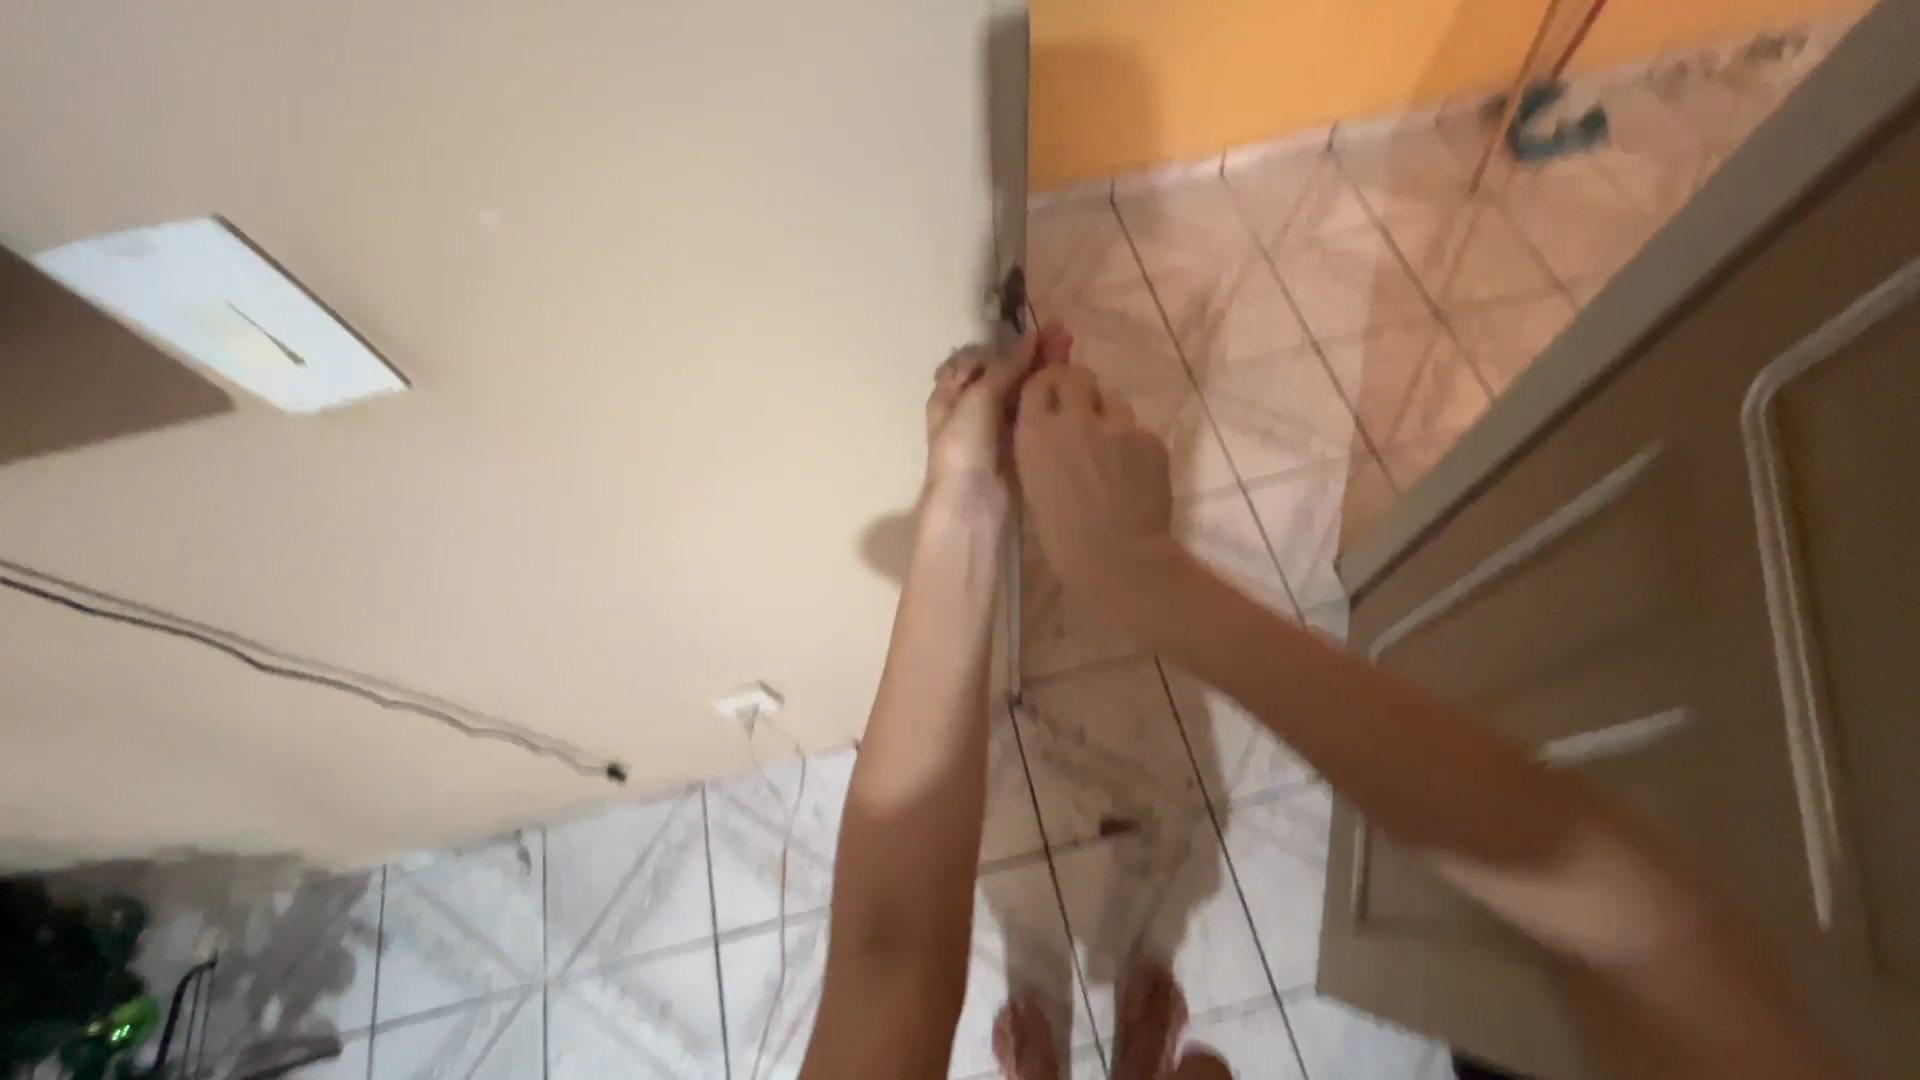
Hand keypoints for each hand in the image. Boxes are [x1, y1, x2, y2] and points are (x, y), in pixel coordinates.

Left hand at [924, 323, 1071, 506]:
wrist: (972, 503)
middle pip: (1004, 374)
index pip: (978, 359)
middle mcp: (971, 408)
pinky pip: (1033, 416)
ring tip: (1072, 352)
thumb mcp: (978, 397)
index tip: (1036, 334)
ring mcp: (996, 428)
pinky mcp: (1018, 446)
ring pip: (1022, 393)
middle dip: (1032, 355)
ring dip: (1044, 372)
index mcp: (950, 394)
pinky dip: (1048, 400)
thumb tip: (1032, 337)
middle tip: (1064, 335)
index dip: (1005, 346)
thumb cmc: (965, 445)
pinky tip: (1071, 385)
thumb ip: (1006, 367)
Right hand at [1014, 361, 1187, 615]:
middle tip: (1082, 412)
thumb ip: (1040, 445)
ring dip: (1108, 418)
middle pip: (1077, 376)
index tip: (1051, 398)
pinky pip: (1138, 430)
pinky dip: (1134, 446)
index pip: (1040, 380)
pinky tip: (1131, 474)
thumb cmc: (1063, 536)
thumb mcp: (1034, 483)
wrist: (1118, 560)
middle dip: (1078, 388)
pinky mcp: (1151, 438)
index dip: (1047, 386)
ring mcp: (1118, 425)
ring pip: (1113, 402)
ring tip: (1109, 452)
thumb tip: (1048, 425)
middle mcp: (1075, 418)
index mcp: (1037, 433)